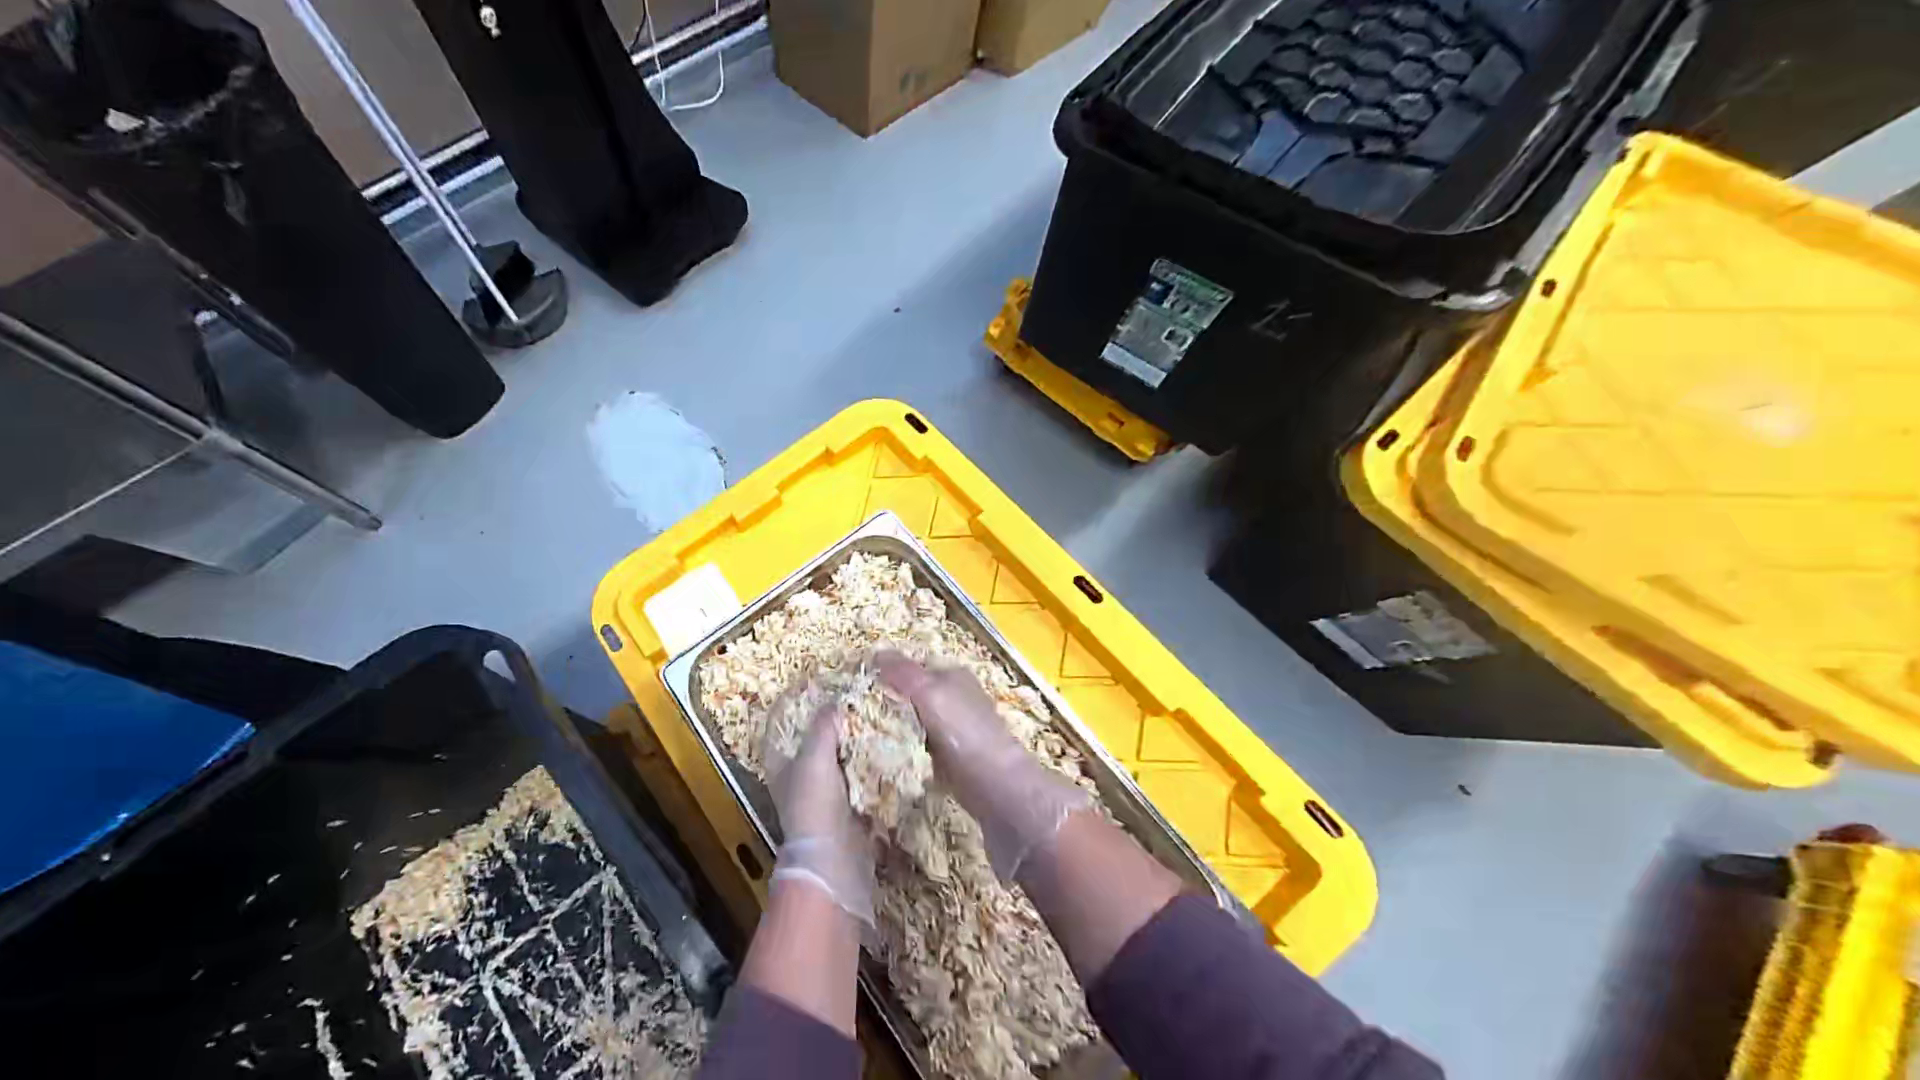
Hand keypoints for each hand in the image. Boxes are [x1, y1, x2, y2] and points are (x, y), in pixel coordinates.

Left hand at [763, 703, 874, 926]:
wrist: (835, 864)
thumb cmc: (816, 807)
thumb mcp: (814, 760)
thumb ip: (823, 728)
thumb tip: (836, 702)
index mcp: (788, 768)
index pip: (792, 730)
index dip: (807, 710)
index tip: (831, 691)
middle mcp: (806, 780)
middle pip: (823, 744)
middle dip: (844, 726)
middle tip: (868, 704)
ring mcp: (831, 797)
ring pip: (847, 761)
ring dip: (863, 746)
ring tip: (885, 721)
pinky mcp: (854, 811)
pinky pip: (866, 781)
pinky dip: (877, 768)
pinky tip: (894, 752)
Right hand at [874, 650, 1089, 880]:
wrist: (998, 788)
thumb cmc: (965, 733)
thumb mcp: (931, 692)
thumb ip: (903, 672)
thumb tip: (874, 653)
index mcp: (952, 675)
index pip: (911, 664)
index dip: (884, 670)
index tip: (854, 684)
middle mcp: (954, 697)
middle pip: (911, 693)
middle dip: (885, 700)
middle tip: (850, 713)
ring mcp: (954, 729)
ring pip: (913, 721)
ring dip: (892, 727)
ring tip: (859, 734)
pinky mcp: (951, 758)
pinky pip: (918, 747)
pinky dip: (903, 750)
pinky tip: (884, 757)